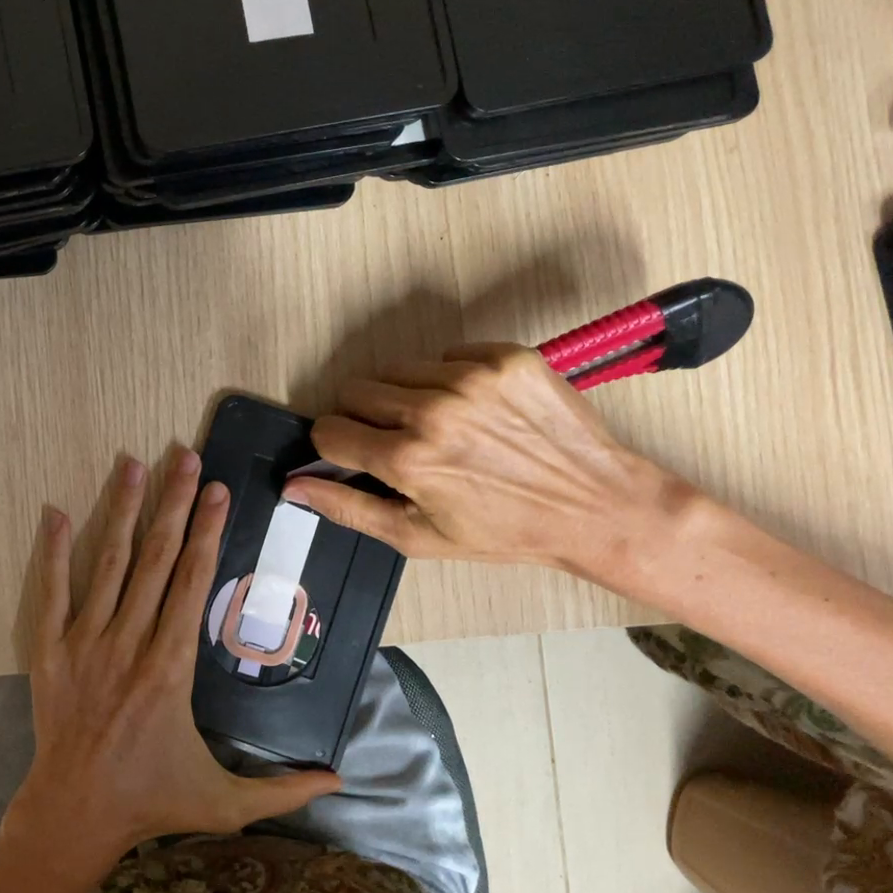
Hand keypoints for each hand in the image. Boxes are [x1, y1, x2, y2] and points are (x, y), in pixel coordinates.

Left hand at [10, 449, 342, 866]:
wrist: (75, 812)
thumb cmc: (152, 799)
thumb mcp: (225, 802)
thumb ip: (283, 790)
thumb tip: (341, 781)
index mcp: (172, 666)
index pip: (193, 582)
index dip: (206, 531)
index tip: (217, 491)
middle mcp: (130, 642)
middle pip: (156, 559)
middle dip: (173, 504)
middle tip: (184, 456)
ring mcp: (85, 642)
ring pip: (108, 564)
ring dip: (122, 511)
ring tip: (132, 464)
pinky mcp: (50, 650)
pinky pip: (50, 592)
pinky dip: (52, 552)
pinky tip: (56, 512)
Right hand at [282, 343, 691, 576]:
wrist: (599, 507)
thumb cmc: (505, 531)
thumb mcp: (417, 537)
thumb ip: (347, 508)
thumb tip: (293, 486)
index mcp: (407, 459)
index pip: (329, 430)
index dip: (337, 448)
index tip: (357, 458)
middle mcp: (433, 410)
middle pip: (354, 391)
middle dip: (364, 418)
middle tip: (399, 443)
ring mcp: (471, 378)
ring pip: (395, 370)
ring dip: (404, 396)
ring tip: (441, 426)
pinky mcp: (505, 357)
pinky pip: (445, 355)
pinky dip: (448, 378)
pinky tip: (475, 409)